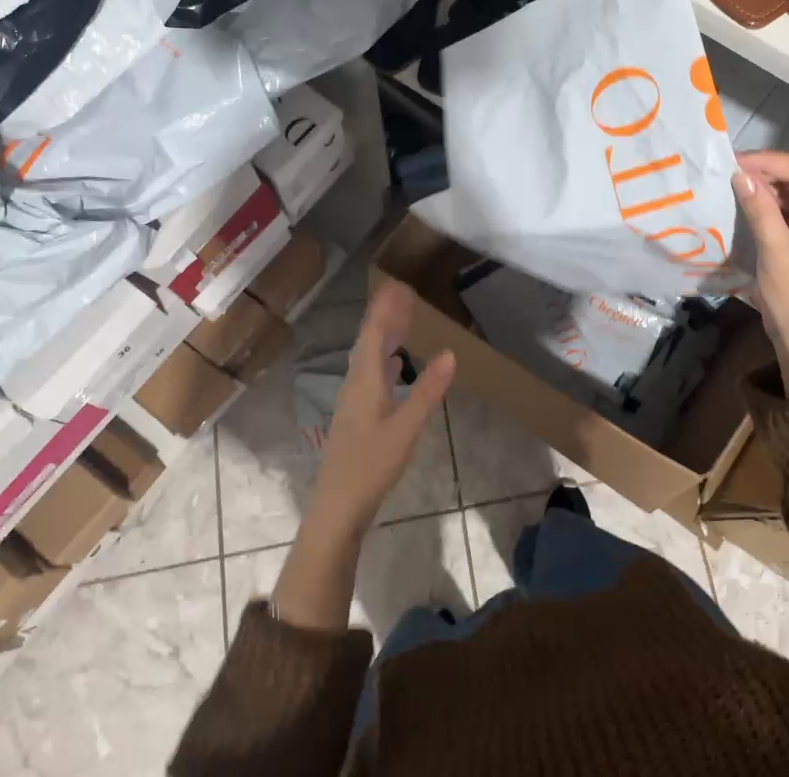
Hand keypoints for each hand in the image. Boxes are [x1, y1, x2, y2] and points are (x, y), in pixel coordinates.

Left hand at [308, 281, 456, 535]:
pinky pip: (372, 375)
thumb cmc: (371, 467)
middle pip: (369, 342)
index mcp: (365, 382)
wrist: (338, 506)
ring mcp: (354, 402)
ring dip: (385, 337)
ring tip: (404, 319)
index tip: (398, 283)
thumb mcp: (405, 429)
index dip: (385, 308)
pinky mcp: (358, 417)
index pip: (374, 334)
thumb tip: (450, 353)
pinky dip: (385, 360)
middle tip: (404, 293)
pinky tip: (395, 364)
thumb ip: (427, 392)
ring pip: (370, 358)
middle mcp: (355, 385)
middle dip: (386, 316)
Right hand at [732, 151, 788, 399]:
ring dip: (763, 186)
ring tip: (729, 182)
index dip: (768, 162)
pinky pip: (788, 208)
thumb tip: (741, 175)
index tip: (731, 161)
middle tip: (725, 170)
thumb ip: (761, 211)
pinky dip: (766, 203)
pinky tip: (742, 201)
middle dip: (764, 171)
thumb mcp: (776, 255)